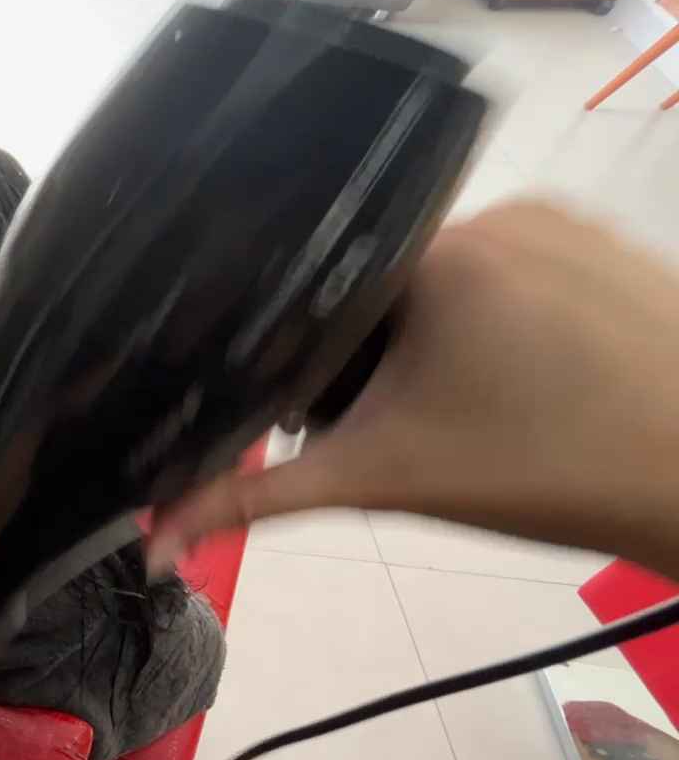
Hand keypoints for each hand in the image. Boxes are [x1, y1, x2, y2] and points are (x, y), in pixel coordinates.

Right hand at [149, 202, 678, 577]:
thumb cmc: (545, 472)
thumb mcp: (372, 480)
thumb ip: (248, 502)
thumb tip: (153, 544)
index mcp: (437, 256)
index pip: (307, 291)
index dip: (288, 354)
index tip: (295, 405)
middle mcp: (498, 215)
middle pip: (361, 284)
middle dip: (345, 350)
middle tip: (361, 412)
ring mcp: (561, 221)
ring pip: (419, 277)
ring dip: (400, 334)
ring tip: (424, 394)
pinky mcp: (606, 240)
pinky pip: (484, 268)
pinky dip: (460, 316)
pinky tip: (485, 371)